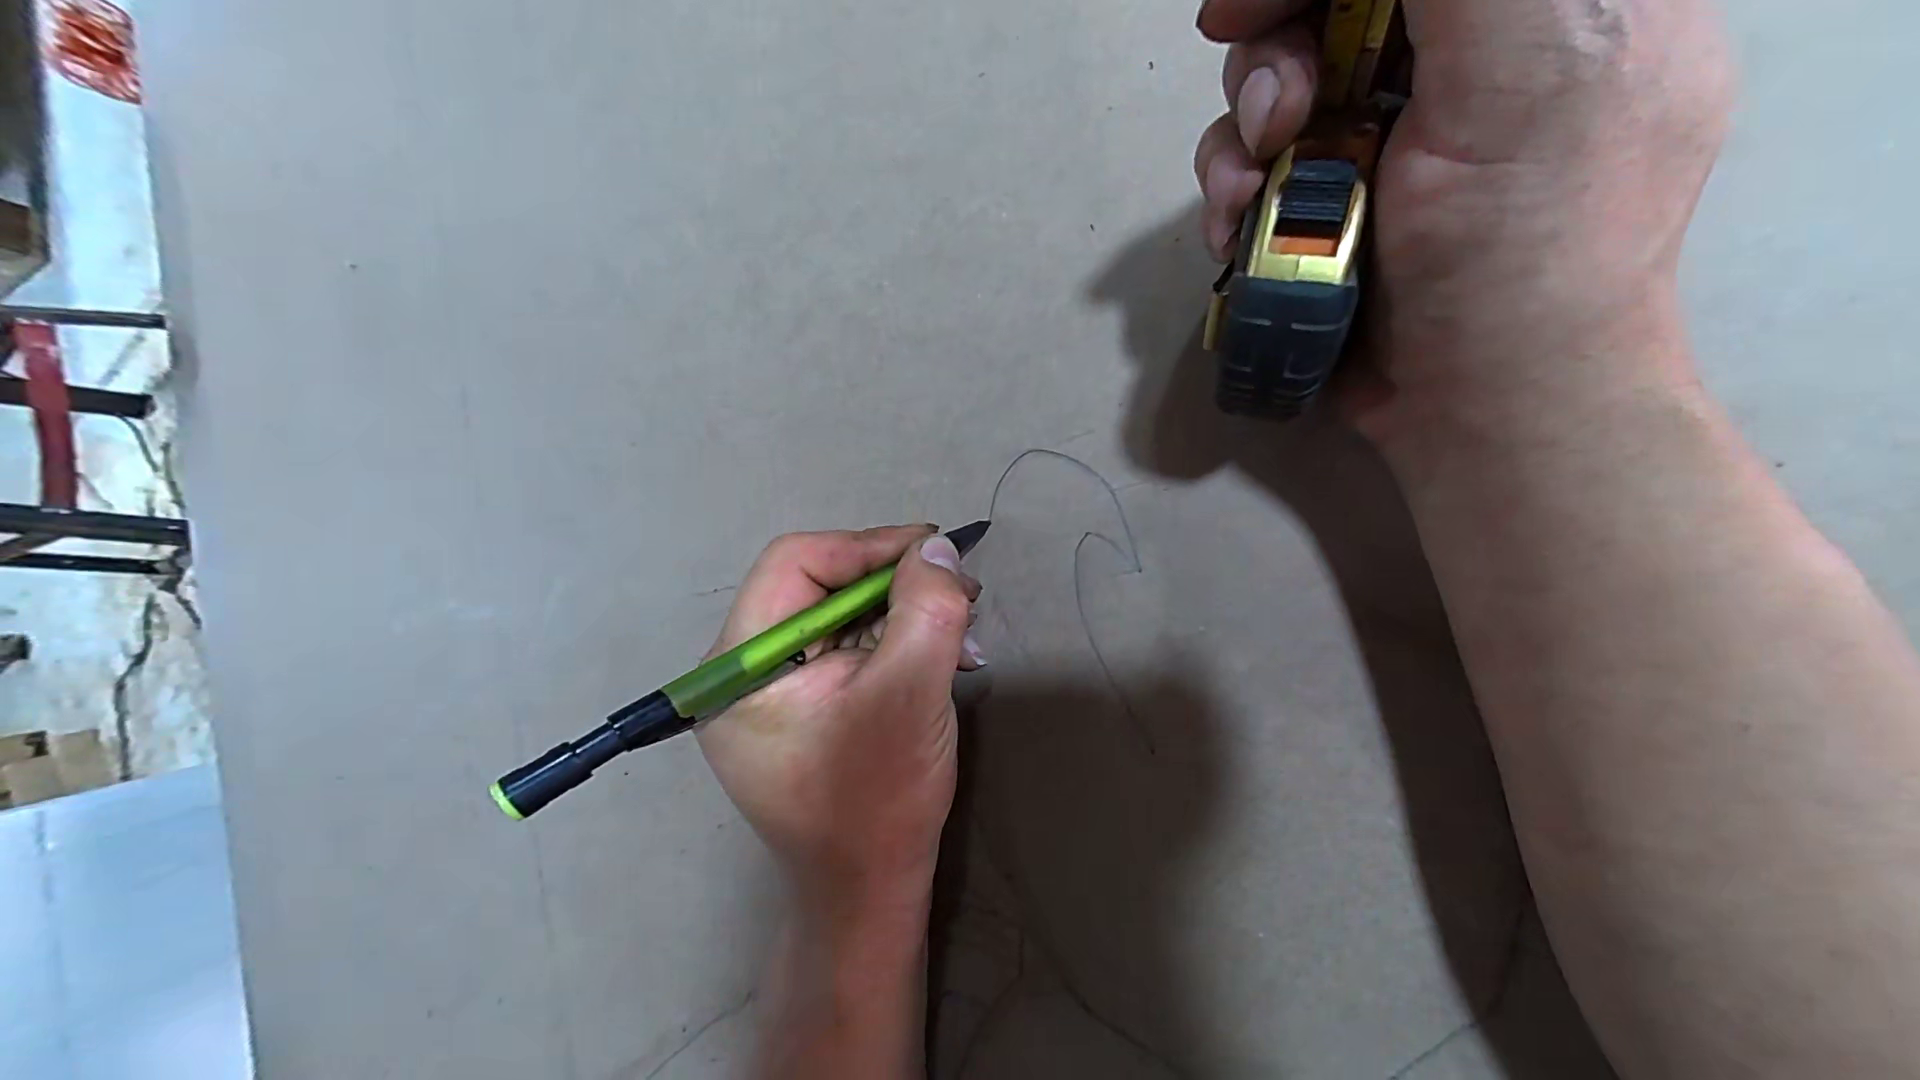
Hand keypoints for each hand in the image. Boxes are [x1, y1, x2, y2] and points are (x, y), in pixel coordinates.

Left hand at [697, 526, 982, 916]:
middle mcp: (747, 668)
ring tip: (962, 631)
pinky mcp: (808, 703)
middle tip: (960, 590)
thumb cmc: (879, 800)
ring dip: (906, 612)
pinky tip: (946, 654)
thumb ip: (928, 609)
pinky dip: (899, 640)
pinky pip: (852, 646)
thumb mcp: (911, 694)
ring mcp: (776, 687)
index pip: (794, 563)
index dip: (866, 545)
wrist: (869, 892)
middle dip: (896, 582)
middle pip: (820, 585)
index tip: (933, 552)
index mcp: (741, 665)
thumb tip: (937, 548)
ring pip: (843, 614)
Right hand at [1195, 0, 1734, 444]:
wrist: (1479, 404)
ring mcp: (1378, 146)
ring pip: (1273, 95)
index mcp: (1537, 4)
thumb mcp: (1538, 64)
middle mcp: (1450, 64)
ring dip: (1236, 144)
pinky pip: (1253, 173)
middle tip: (1278, 124)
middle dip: (1274, 60)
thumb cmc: (1524, 247)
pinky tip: (1234, 233)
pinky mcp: (1325, 212)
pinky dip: (1228, 197)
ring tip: (1247, 202)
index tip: (1247, 10)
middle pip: (1324, 15)